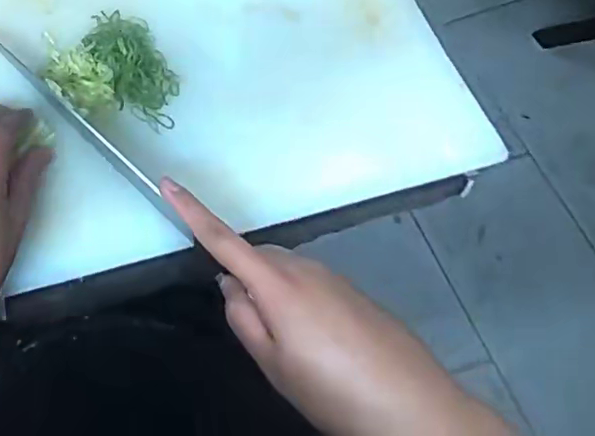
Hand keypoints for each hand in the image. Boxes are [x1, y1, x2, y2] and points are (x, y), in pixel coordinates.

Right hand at [163, 179, 512, 435]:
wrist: (427, 416)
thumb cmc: (337, 392)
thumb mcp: (275, 367)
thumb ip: (242, 320)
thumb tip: (232, 288)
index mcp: (275, 284)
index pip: (221, 239)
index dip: (190, 210)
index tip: (167, 181)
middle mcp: (302, 267)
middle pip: (255, 261)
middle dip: (248, 284)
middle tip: (266, 339)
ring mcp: (333, 277)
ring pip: (285, 276)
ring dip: (280, 300)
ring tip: (306, 356)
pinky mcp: (357, 293)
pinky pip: (314, 289)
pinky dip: (308, 309)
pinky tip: (333, 353)